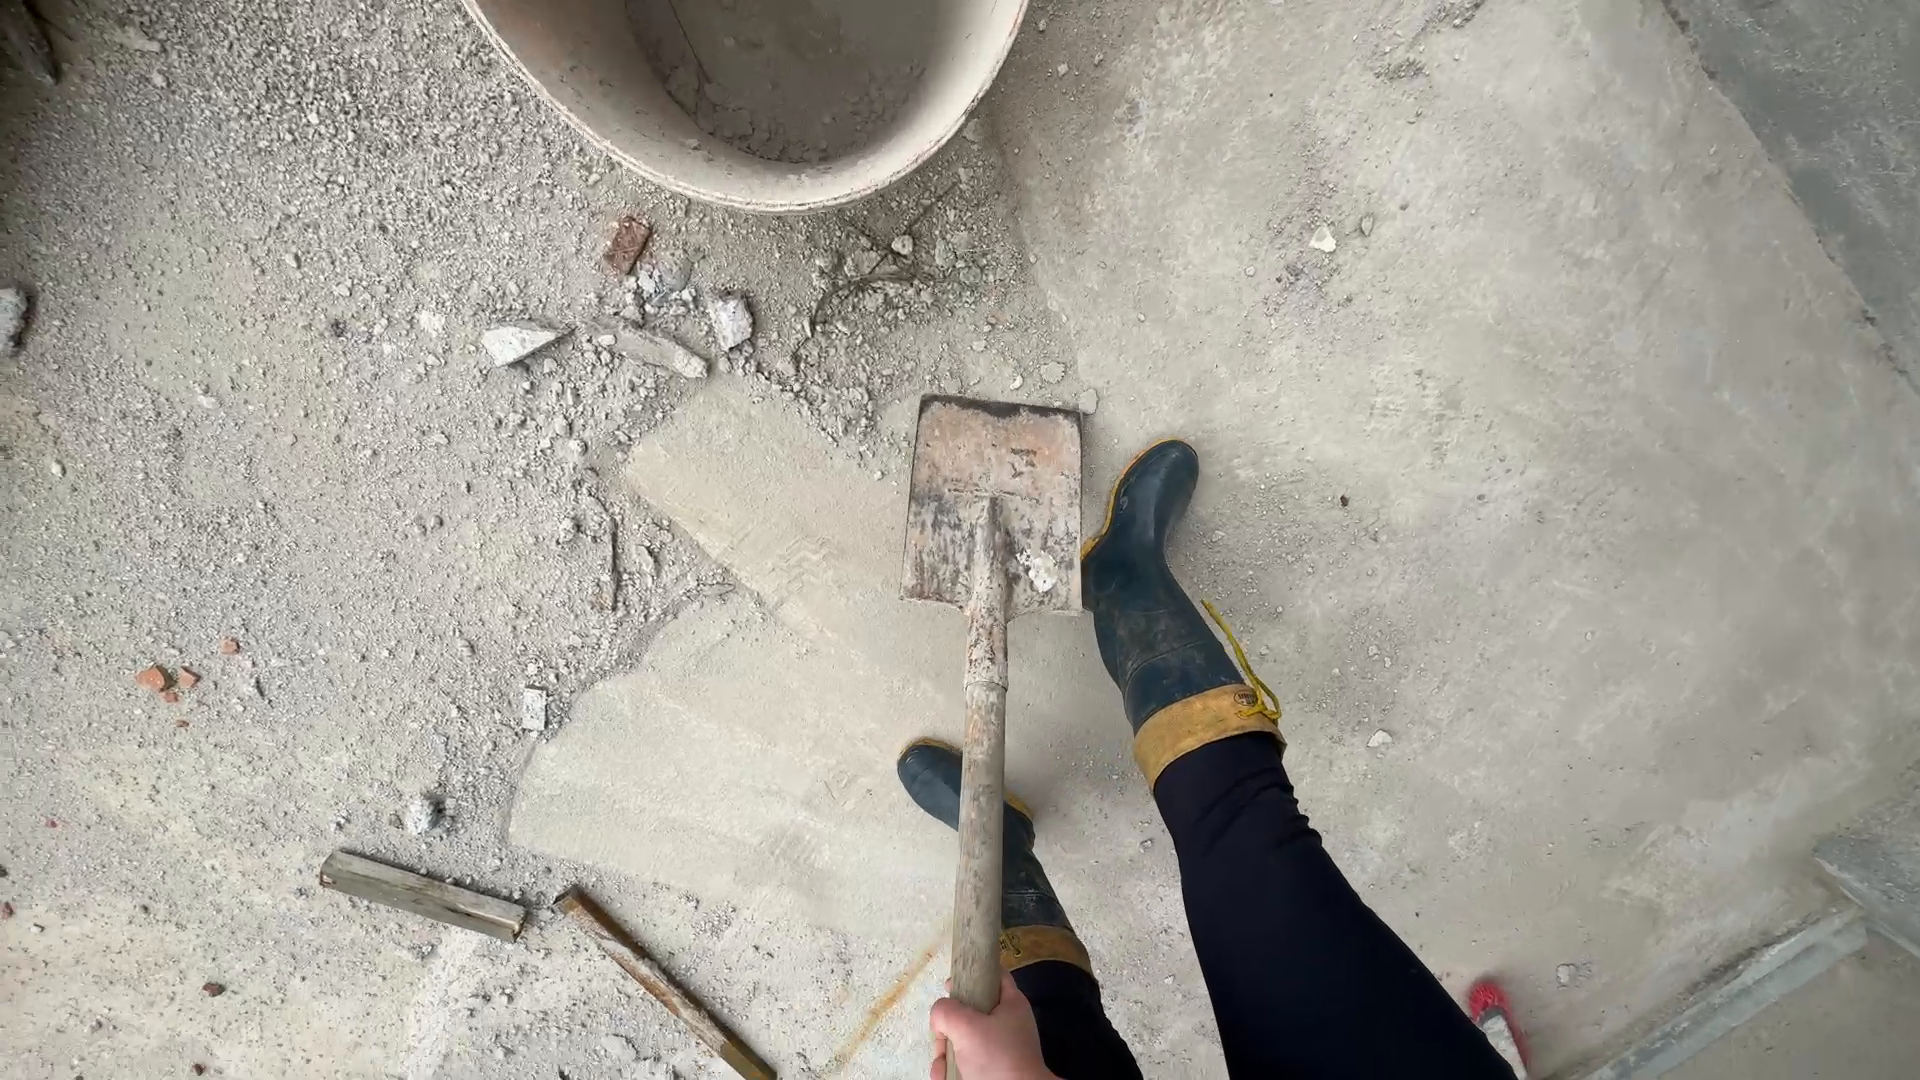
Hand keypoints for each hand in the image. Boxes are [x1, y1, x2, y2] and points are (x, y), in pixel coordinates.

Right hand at [928, 972, 1056, 1079]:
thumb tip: (940, 1015)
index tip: (950, 987)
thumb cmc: (997, 1058)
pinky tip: (943, 1077)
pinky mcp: (994, 1072)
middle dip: (949, 1027)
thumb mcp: (966, 1026)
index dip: (970, 975)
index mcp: (1011, 1004)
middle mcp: (1008, 1025)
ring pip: (965, 1042)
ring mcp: (1001, 1051)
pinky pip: (968, 1064)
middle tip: (940, 1037)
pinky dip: (952, 1071)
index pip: (992, 975)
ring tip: (940, 1068)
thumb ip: (946, 1011)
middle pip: (971, 1013)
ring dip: (946, 1054)